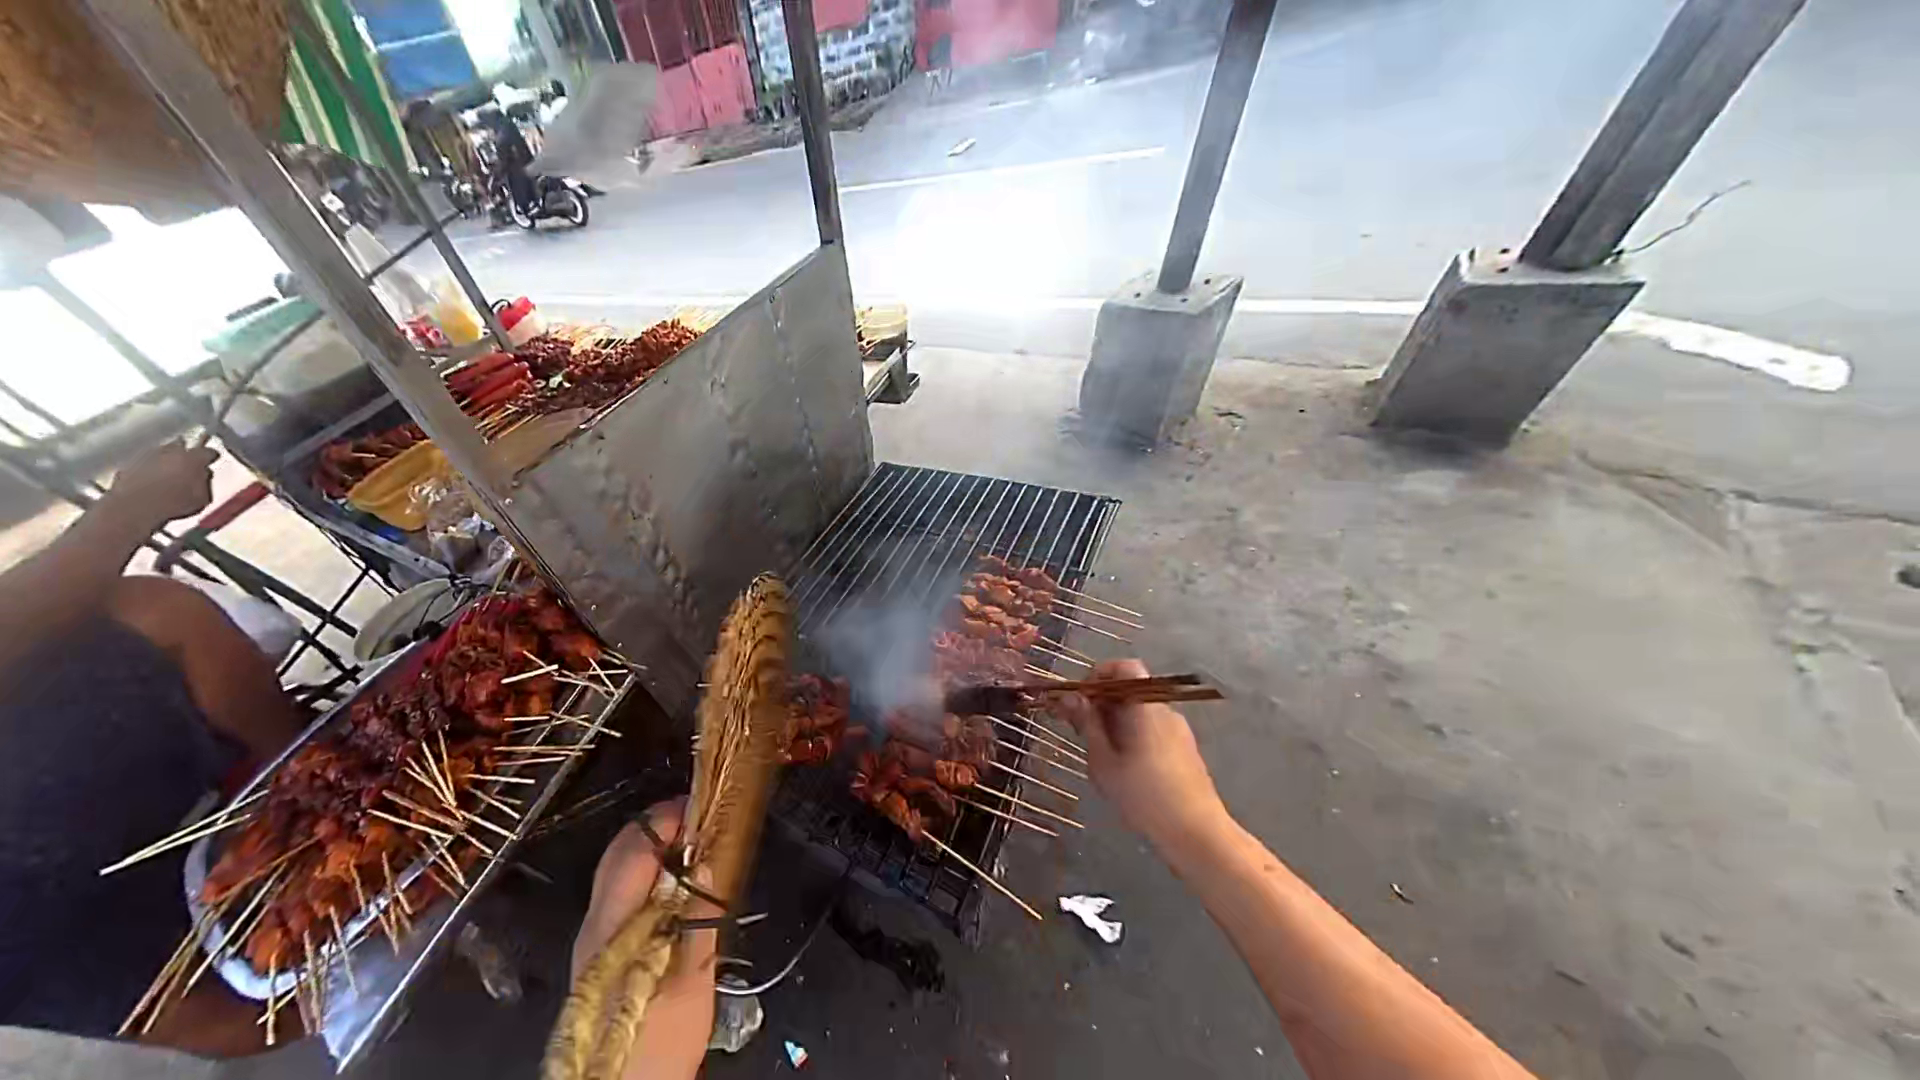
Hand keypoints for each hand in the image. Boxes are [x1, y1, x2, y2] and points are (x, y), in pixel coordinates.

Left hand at [105, 443, 218, 527]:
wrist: (134, 507)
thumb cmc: (174, 503)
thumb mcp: (204, 498)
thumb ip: (205, 482)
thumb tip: (202, 477)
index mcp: (194, 458)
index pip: (208, 451)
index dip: (210, 457)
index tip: (210, 460)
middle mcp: (169, 453)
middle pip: (179, 446)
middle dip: (184, 453)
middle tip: (189, 463)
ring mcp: (145, 458)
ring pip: (159, 453)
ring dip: (165, 459)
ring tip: (169, 471)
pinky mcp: (126, 466)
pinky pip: (141, 464)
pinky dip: (147, 468)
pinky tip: (151, 479)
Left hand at [572, 798, 718, 1079]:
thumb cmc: (658, 1044)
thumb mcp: (690, 982)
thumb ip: (698, 917)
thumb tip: (709, 861)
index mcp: (614, 925)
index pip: (634, 849)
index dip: (667, 820)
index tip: (704, 809)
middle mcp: (596, 923)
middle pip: (621, 853)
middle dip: (662, 828)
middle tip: (704, 823)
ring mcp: (595, 938)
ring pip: (620, 870)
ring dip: (658, 849)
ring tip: (700, 847)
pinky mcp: (602, 953)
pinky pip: (625, 893)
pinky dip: (654, 874)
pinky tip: (683, 886)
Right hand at [1054, 659, 1228, 850]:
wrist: (1197, 832)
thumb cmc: (1144, 797)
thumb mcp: (1103, 762)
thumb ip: (1087, 725)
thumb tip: (1072, 697)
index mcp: (1144, 707)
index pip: (1124, 667)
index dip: (1098, 675)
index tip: (1080, 700)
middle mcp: (1164, 710)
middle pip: (1129, 689)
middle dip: (1101, 703)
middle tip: (1080, 730)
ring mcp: (1178, 728)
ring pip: (1139, 711)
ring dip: (1116, 721)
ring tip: (1102, 755)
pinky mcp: (1185, 747)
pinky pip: (1153, 727)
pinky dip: (1134, 734)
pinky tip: (1126, 767)